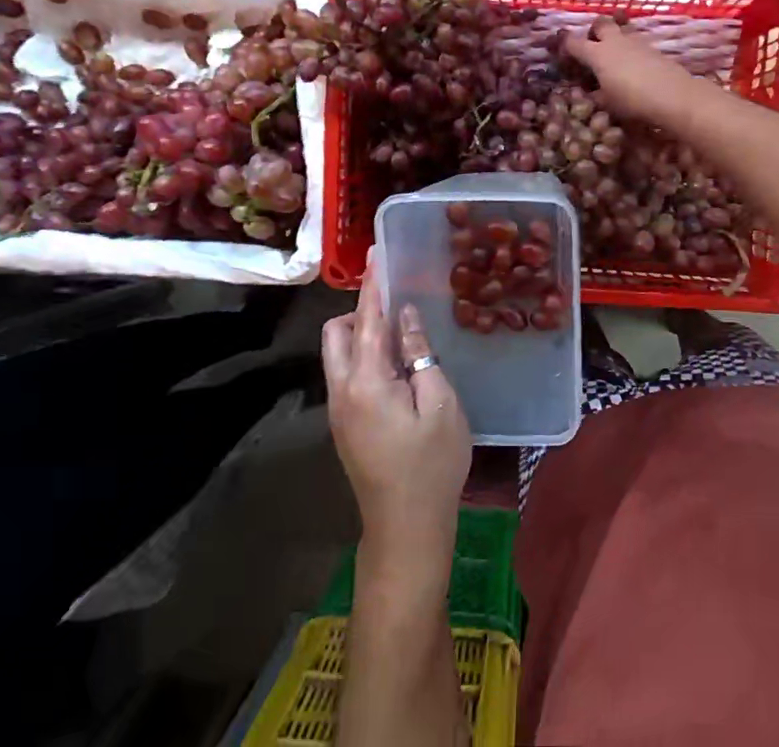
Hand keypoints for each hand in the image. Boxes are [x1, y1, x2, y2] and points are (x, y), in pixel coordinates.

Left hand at [322, 268, 471, 551]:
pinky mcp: (345, 425)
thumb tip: (405, 317)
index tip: (376, 253)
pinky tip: (398, 368)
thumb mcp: (441, 403)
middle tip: (397, 304)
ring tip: (403, 337)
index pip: (367, 319)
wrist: (406, 524)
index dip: (374, 284)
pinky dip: (365, 358)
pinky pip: (347, 375)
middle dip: (361, 311)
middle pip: (337, 333)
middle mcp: (341, 390)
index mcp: (365, 381)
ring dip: (362, 335)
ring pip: (338, 355)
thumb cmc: (433, 463)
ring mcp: (339, 410)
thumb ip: (421, 355)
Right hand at [565, 18, 702, 122]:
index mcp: (597, 54)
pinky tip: (633, 66)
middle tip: (593, 46)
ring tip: (615, 57)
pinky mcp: (653, 48)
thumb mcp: (607, 102)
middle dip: (594, 31)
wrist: (672, 95)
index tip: (560, 50)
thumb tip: (591, 90)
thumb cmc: (632, 101)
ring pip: (621, 29)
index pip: (573, 42)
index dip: (563, 44)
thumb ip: (596, 93)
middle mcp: (615, 41)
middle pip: (600, 23)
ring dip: (615, 37)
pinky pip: (636, 42)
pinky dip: (630, 49)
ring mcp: (636, 42)